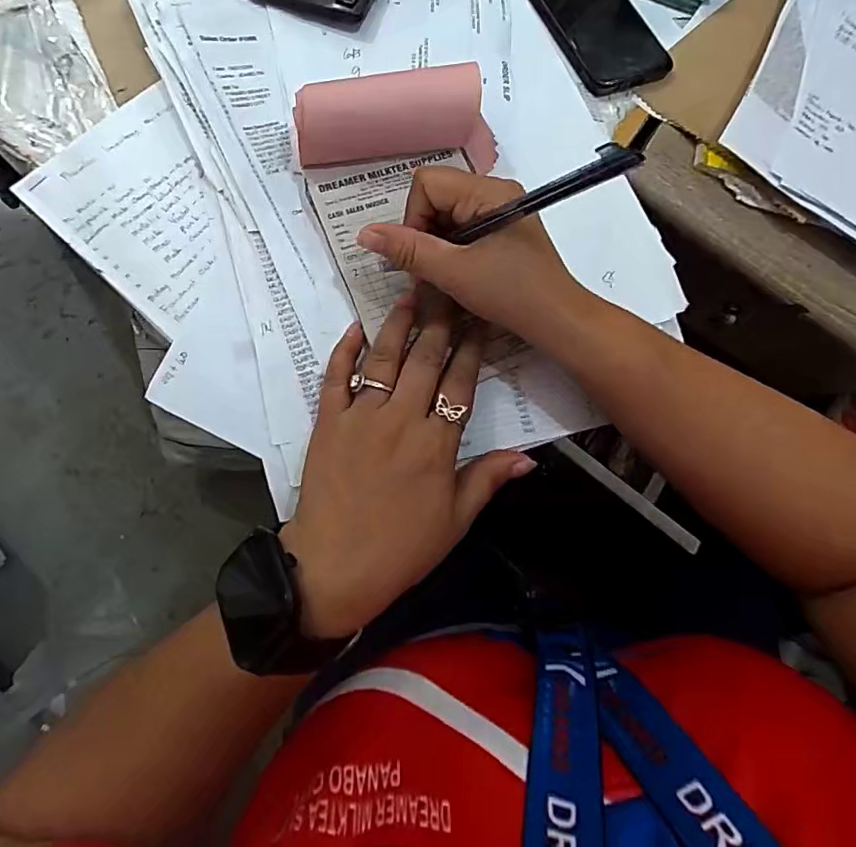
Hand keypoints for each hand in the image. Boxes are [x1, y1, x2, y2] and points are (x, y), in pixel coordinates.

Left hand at [280, 290, 535, 638]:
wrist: (334, 566)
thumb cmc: (400, 549)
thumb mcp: (454, 521)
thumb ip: (487, 480)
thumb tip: (527, 456)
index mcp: (436, 444)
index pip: (460, 383)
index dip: (472, 347)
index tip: (481, 318)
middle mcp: (400, 420)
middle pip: (425, 360)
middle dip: (440, 321)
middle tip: (449, 289)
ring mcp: (361, 417)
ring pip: (383, 360)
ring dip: (397, 325)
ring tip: (410, 295)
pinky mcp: (328, 422)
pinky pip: (336, 378)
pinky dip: (345, 351)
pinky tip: (356, 328)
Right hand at [355, 166, 591, 342]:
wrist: (558, 320)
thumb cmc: (511, 294)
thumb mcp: (453, 273)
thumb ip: (408, 250)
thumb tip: (365, 234)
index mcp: (488, 191)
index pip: (426, 184)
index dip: (412, 219)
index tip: (420, 257)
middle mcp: (495, 190)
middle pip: (434, 196)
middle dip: (422, 234)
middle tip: (428, 272)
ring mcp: (500, 208)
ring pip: (444, 214)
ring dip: (434, 245)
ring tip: (442, 277)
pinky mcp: (502, 227)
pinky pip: (461, 227)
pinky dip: (449, 250)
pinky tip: (455, 274)